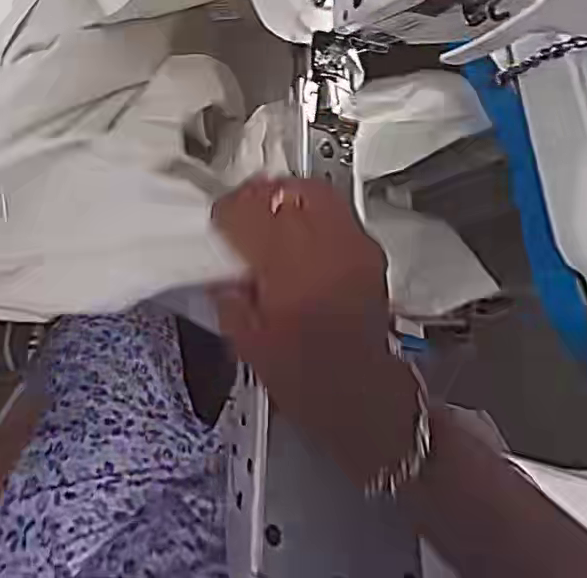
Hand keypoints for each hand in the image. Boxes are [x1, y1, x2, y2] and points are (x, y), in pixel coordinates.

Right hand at [211, 177, 420, 487]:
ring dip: (286, 196)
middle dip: (255, 196)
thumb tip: (221, 270)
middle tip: (241, 210)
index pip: (247, 213)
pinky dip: (314, 211)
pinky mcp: (368, 250)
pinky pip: (336, 211)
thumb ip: (228, 296)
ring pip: (312, 192)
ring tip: (272, 212)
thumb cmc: (305, 376)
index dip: (226, 211)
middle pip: (281, 192)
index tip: (218, 219)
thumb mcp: (248, 341)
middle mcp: (321, 244)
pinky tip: (303, 230)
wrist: (364, 395)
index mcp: (285, 264)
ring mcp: (350, 243)